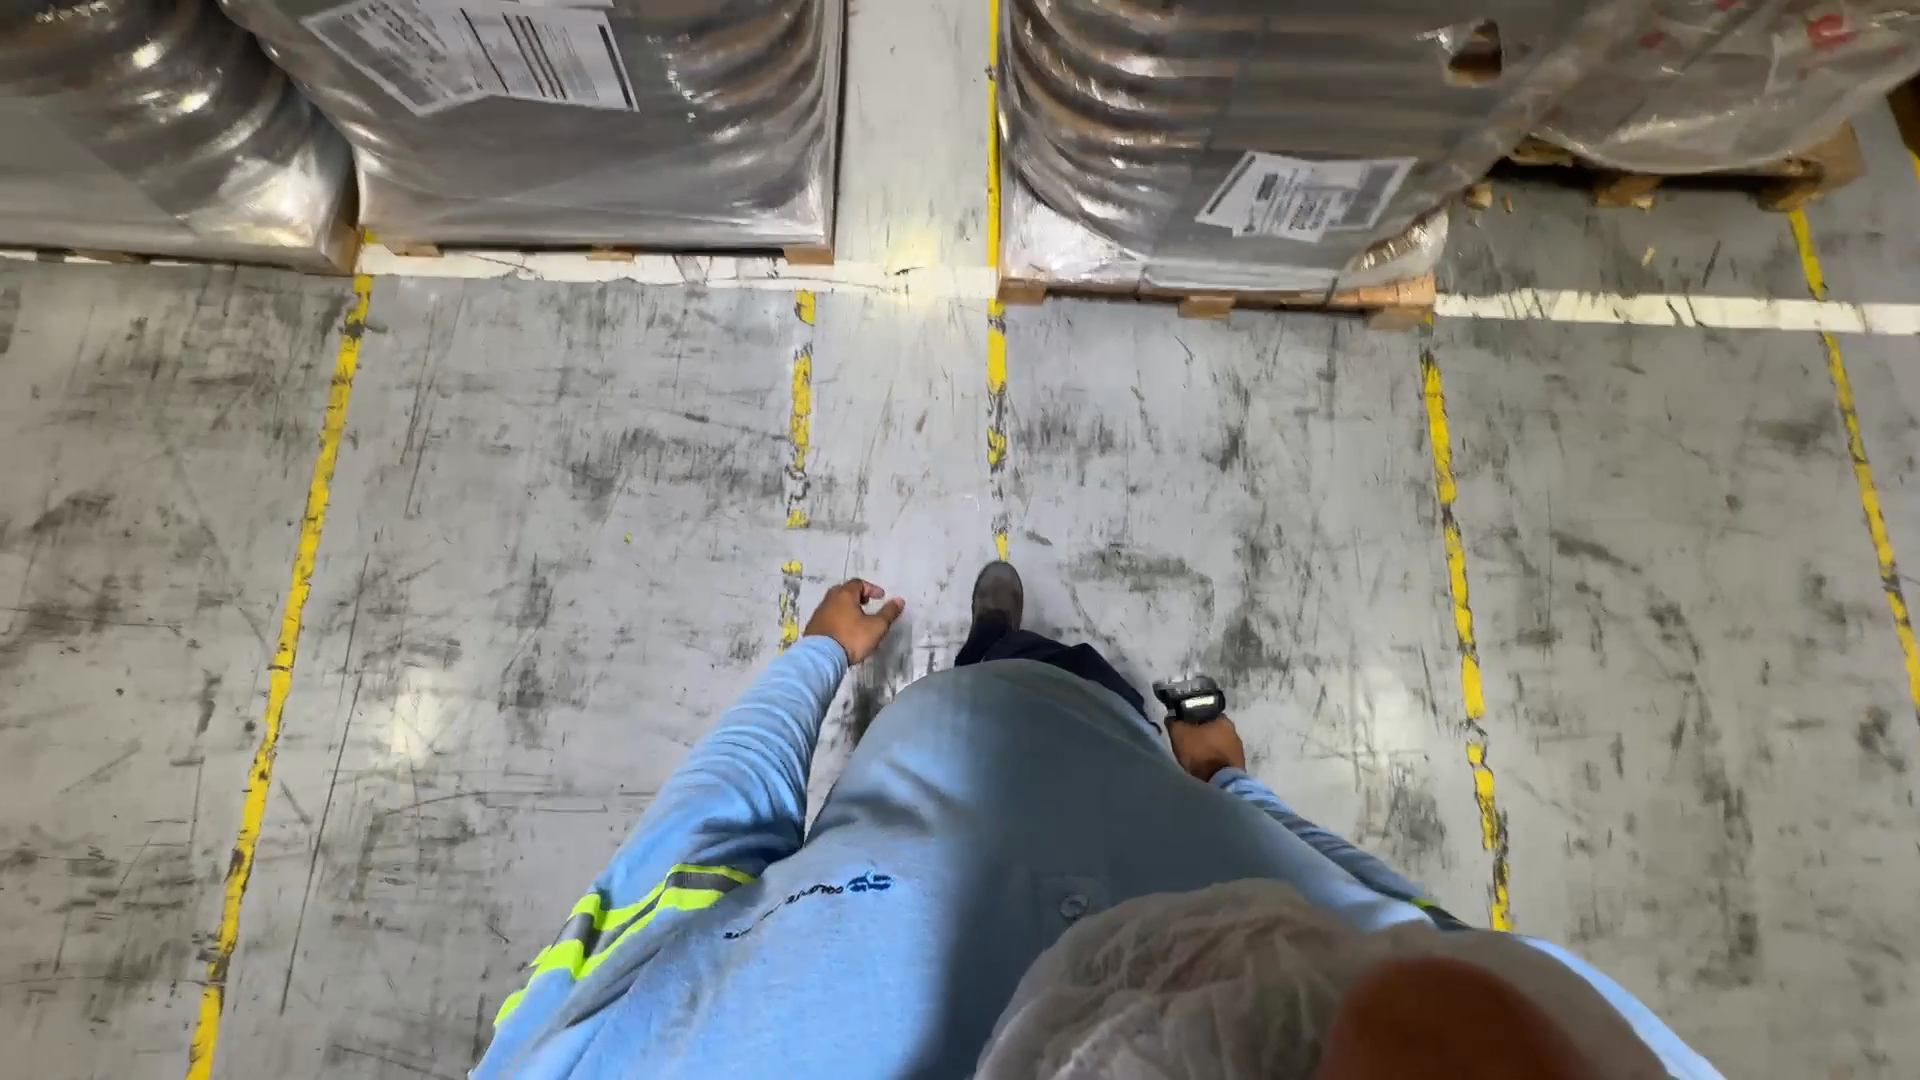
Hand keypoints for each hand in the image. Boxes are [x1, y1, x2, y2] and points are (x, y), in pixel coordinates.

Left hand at [802, 578, 905, 664]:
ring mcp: (819, 612)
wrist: (821, 657)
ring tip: (856, 619)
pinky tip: (843, 630)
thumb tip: (899, 600)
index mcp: (845, 595)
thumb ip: (888, 612)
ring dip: (846, 607)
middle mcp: (830, 599)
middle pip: (844, 591)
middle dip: (857, 596)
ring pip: (835, 604)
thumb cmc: (852, 638)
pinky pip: (828, 616)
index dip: (871, 588)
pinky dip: (838, 618)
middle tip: (867, 604)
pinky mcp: (813, 626)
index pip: (858, 583)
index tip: (881, 597)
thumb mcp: (877, 626)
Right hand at [1168, 715, 1245, 781]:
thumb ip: (1174, 721)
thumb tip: (1173, 717)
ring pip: (1218, 744)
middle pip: (1212, 729)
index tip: (1183, 726)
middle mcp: (1234, 732)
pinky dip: (1214, 760)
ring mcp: (1238, 750)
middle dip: (1201, 734)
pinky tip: (1205, 766)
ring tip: (1195, 756)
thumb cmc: (1200, 752)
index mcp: (1223, 719)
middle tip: (1188, 741)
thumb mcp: (1179, 733)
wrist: (1220, 783)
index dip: (1192, 718)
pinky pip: (1222, 758)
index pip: (1204, 712)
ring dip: (1208, 748)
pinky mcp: (1239, 766)